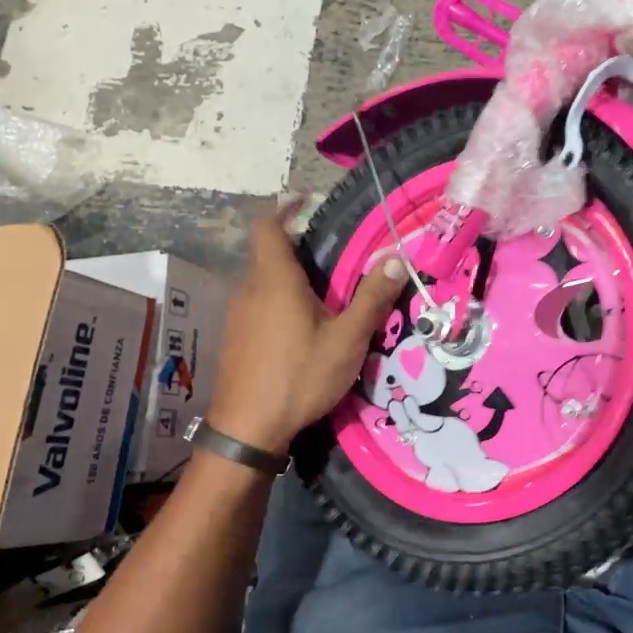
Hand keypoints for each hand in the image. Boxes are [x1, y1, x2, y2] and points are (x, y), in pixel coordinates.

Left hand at [204, 202, 408, 453]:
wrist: (247, 430)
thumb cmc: (300, 377)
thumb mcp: (347, 339)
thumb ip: (371, 298)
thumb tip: (397, 259)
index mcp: (275, 280)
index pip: (267, 227)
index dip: (284, 209)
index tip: (306, 201)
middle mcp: (249, 290)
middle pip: (271, 256)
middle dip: (303, 253)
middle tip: (341, 264)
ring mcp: (237, 316)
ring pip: (266, 284)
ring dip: (294, 284)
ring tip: (330, 301)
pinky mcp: (235, 339)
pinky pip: (260, 308)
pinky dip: (282, 306)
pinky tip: (306, 333)